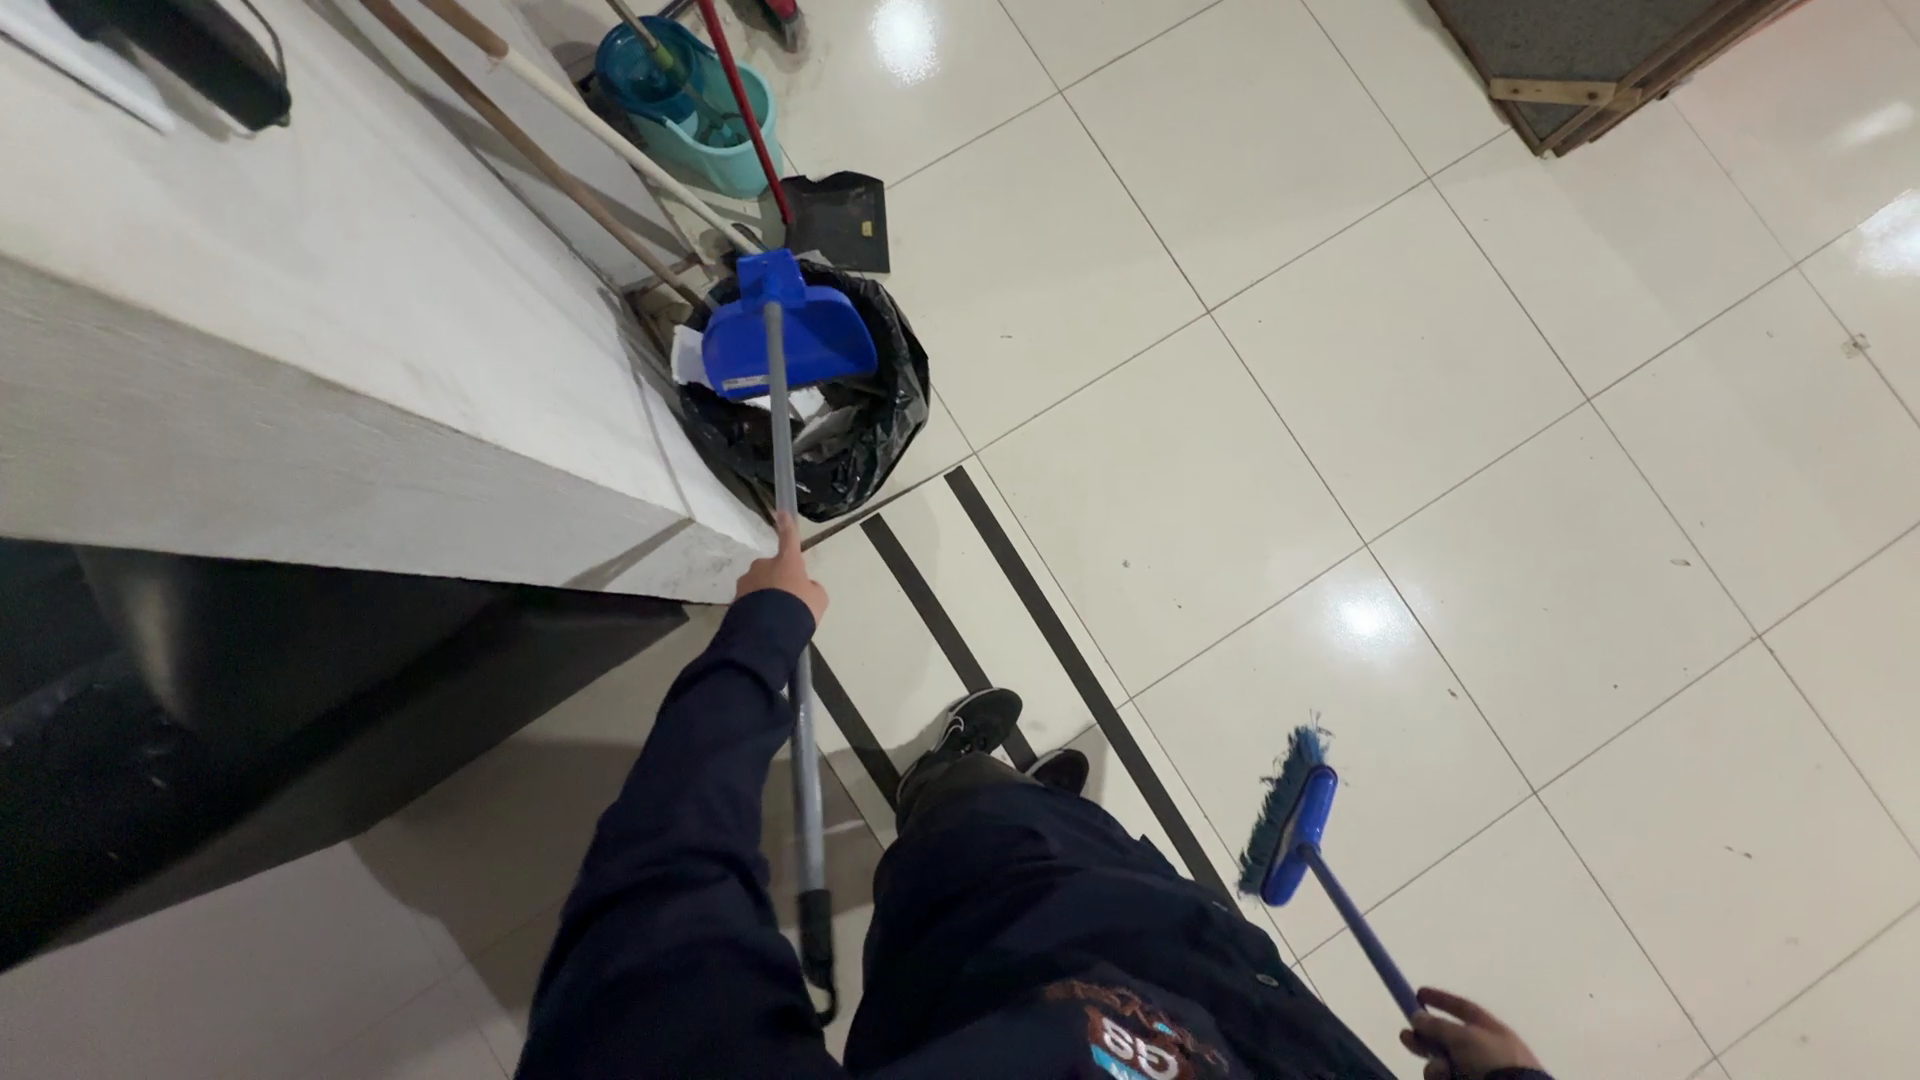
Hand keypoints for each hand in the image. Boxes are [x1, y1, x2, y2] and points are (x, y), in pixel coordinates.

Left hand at [735, 512, 827, 626]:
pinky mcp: (735, 599)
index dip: (787, 525)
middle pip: (772, 569)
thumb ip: (811, 588)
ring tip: (775, 618)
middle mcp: (764, 566)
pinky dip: (755, 610)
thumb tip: (805, 587)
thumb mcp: (818, 599)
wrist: (768, 632)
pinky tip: (763, 625)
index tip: (781, 511)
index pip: (789, 538)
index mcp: (787, 561)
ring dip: (765, 597)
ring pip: (759, 586)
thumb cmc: (799, 608)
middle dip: (777, 582)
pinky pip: (749, 601)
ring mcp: (747, 582)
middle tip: (787, 602)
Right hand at [1399, 988, 1542, 1079]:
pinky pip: (1446, 1078)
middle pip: (1446, 1038)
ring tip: (1438, 1069)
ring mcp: (1480, 1072)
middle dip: (1424, 1037)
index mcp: (1490, 1030)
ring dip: (1434, 1063)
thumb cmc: (1493, 1061)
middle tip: (1405, 1037)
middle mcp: (1484, 1050)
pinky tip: (1444, 1078)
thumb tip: (1416, 1016)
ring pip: (1443, 1061)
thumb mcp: (1463, 1036)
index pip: (1462, 1008)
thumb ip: (1436, 1024)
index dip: (1440, 999)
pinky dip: (1441, 1077)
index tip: (1417, 993)